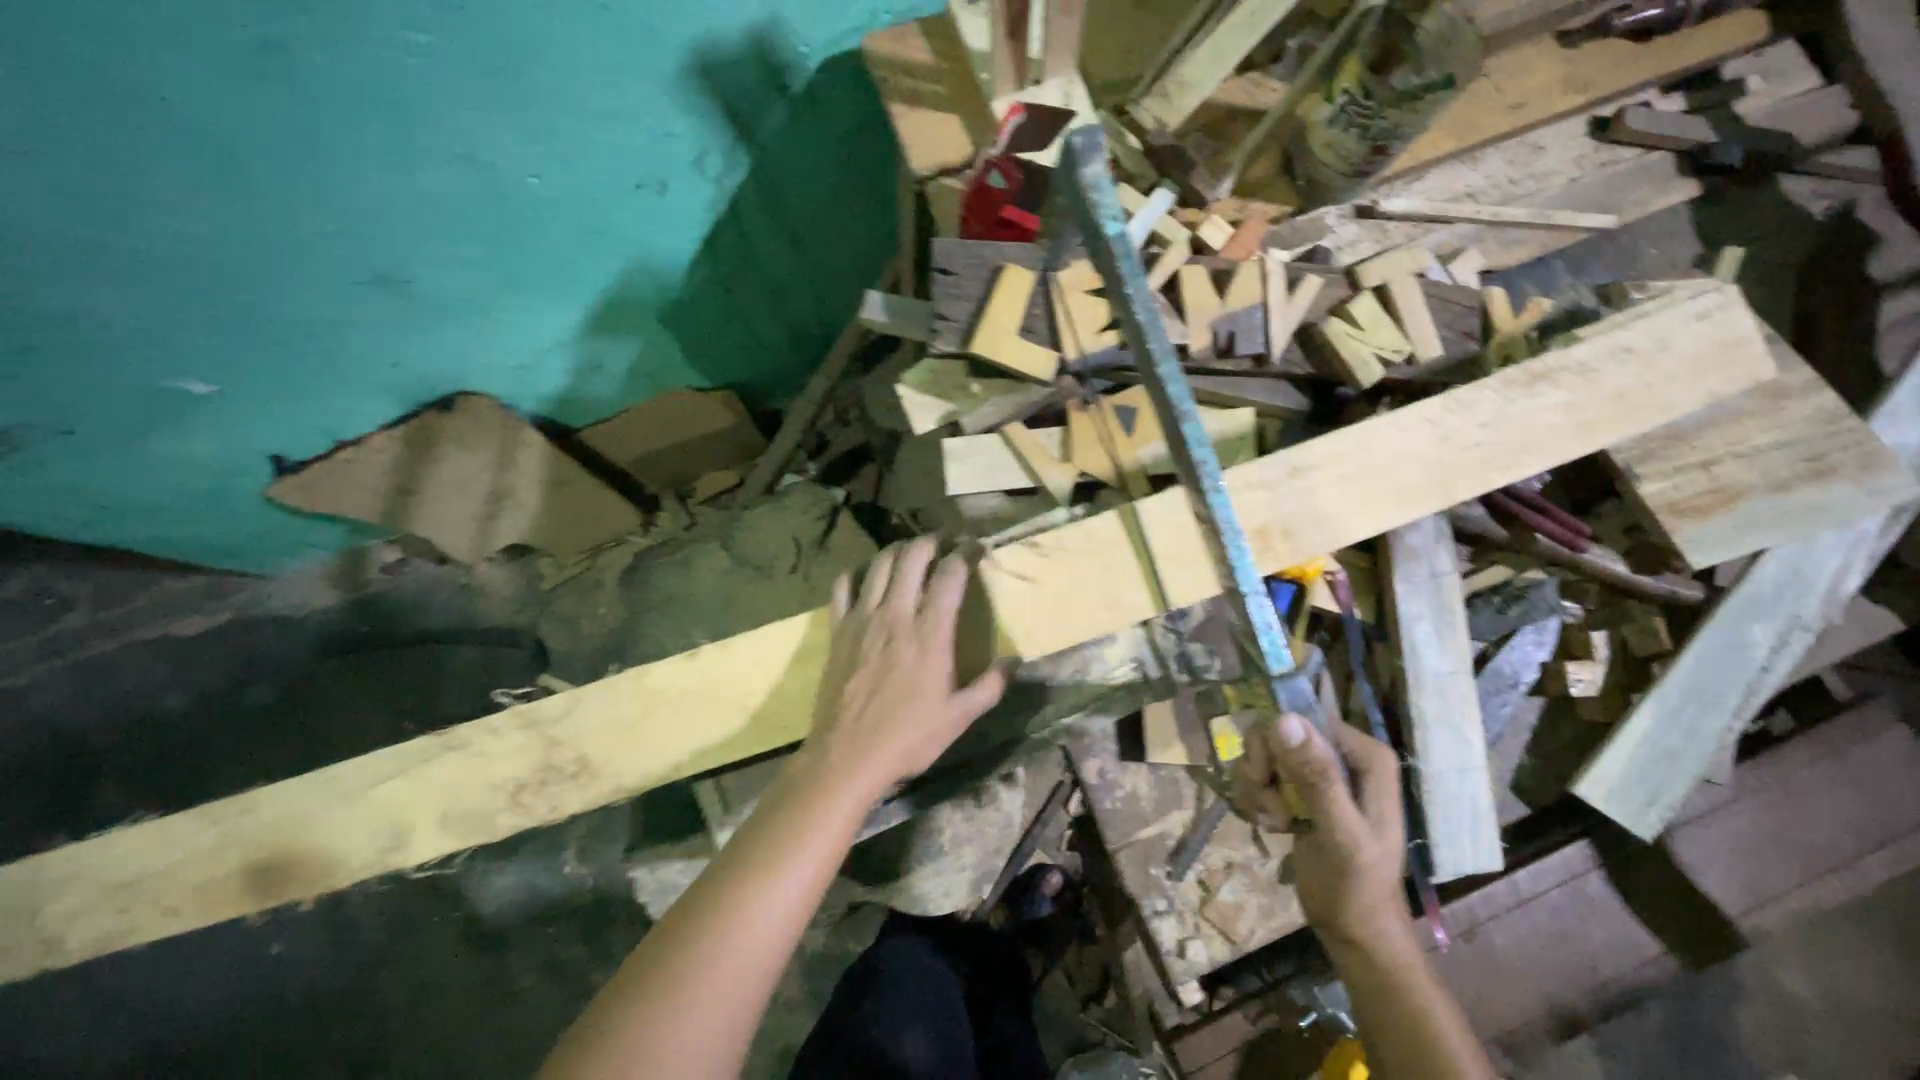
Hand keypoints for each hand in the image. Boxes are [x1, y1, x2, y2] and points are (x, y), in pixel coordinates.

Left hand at [805, 538, 1008, 799]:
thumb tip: (1014, 661)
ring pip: (878, 564)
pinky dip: (856, 573)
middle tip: (943, 544)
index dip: (965, 553)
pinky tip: (866, 578)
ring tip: (909, 554)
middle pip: (912, 556)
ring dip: (897, 551)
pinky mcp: (838, 630)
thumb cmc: (909, 739)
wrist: (848, 757)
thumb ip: (990, 686)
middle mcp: (896, 615)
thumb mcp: (960, 718)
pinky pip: (842, 587)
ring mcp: (862, 619)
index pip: (950, 574)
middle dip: (930, 542)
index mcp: (930, 633)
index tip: (976, 548)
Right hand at [1234, 714, 1408, 950]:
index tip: (1269, 781)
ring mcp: (1321, 773)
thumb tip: (1283, 718)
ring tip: (1276, 822)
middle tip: (1273, 808)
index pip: (1301, 719)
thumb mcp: (1339, 832)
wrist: (1354, 931)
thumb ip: (1316, 777)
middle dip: (1264, 770)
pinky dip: (1258, 800)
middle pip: (1277, 733)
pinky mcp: (1301, 792)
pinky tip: (1273, 827)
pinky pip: (1262, 775)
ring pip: (1265, 754)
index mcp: (1366, 755)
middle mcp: (1344, 755)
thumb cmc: (1356, 886)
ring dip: (1258, 789)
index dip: (1276, 745)